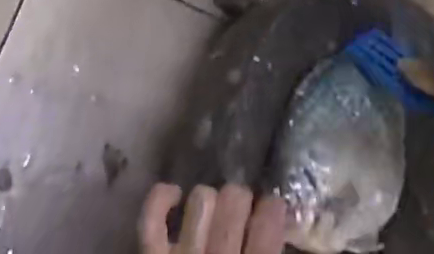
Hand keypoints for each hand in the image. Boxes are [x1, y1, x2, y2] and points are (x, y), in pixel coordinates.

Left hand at [139, 183, 286, 253]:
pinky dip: (161, 199)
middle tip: (243, 216)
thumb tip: (281, 235)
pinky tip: (175, 198)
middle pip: (234, 200)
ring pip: (201, 199)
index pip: (268, 224)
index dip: (273, 210)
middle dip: (242, 202)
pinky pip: (151, 217)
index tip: (273, 211)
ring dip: (211, 202)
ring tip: (214, 217)